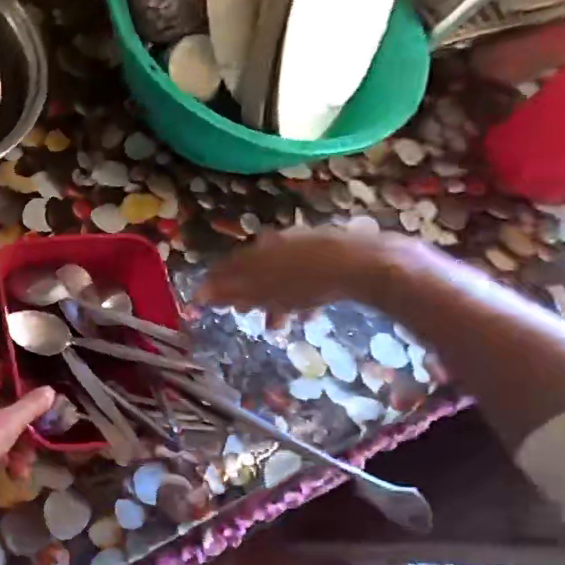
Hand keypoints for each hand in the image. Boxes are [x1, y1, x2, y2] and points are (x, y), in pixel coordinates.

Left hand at [0, 376, 55, 498]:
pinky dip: (2, 458)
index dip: (25, 384)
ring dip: (17, 449)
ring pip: (0, 431)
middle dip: (25, 428)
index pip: (4, 376)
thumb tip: (50, 388)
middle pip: (5, 408)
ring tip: (25, 466)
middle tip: (39, 441)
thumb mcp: (10, 422)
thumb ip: (32, 405)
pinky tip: (14, 473)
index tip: (44, 396)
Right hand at [197, 227, 429, 315]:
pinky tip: (308, 312)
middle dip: (249, 294)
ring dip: (276, 298)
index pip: (227, 266)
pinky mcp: (332, 252)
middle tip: (247, 314)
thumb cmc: (307, 282)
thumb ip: (230, 292)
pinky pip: (306, 275)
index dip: (217, 285)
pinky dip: (300, 294)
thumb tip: (199, 293)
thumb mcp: (264, 292)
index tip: (211, 303)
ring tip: (279, 322)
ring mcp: (305, 244)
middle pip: (255, 270)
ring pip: (281, 275)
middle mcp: (278, 242)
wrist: (365, 265)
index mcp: (258, 249)